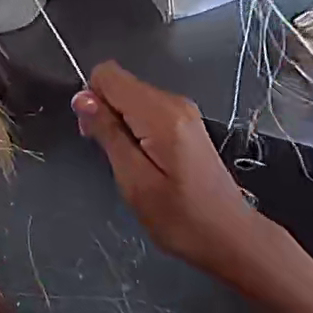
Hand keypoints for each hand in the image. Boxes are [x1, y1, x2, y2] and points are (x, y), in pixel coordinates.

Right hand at [73, 61, 289, 276]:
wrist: (230, 238)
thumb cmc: (180, 217)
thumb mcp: (134, 180)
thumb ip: (107, 133)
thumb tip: (81, 97)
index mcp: (161, 114)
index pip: (108, 75)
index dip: (91, 100)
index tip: (94, 134)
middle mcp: (175, 102)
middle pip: (119, 84)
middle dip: (103, 112)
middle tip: (112, 156)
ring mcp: (183, 110)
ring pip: (130, 96)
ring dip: (117, 123)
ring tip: (128, 163)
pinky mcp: (185, 122)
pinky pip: (144, 110)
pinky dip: (133, 128)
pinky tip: (143, 160)